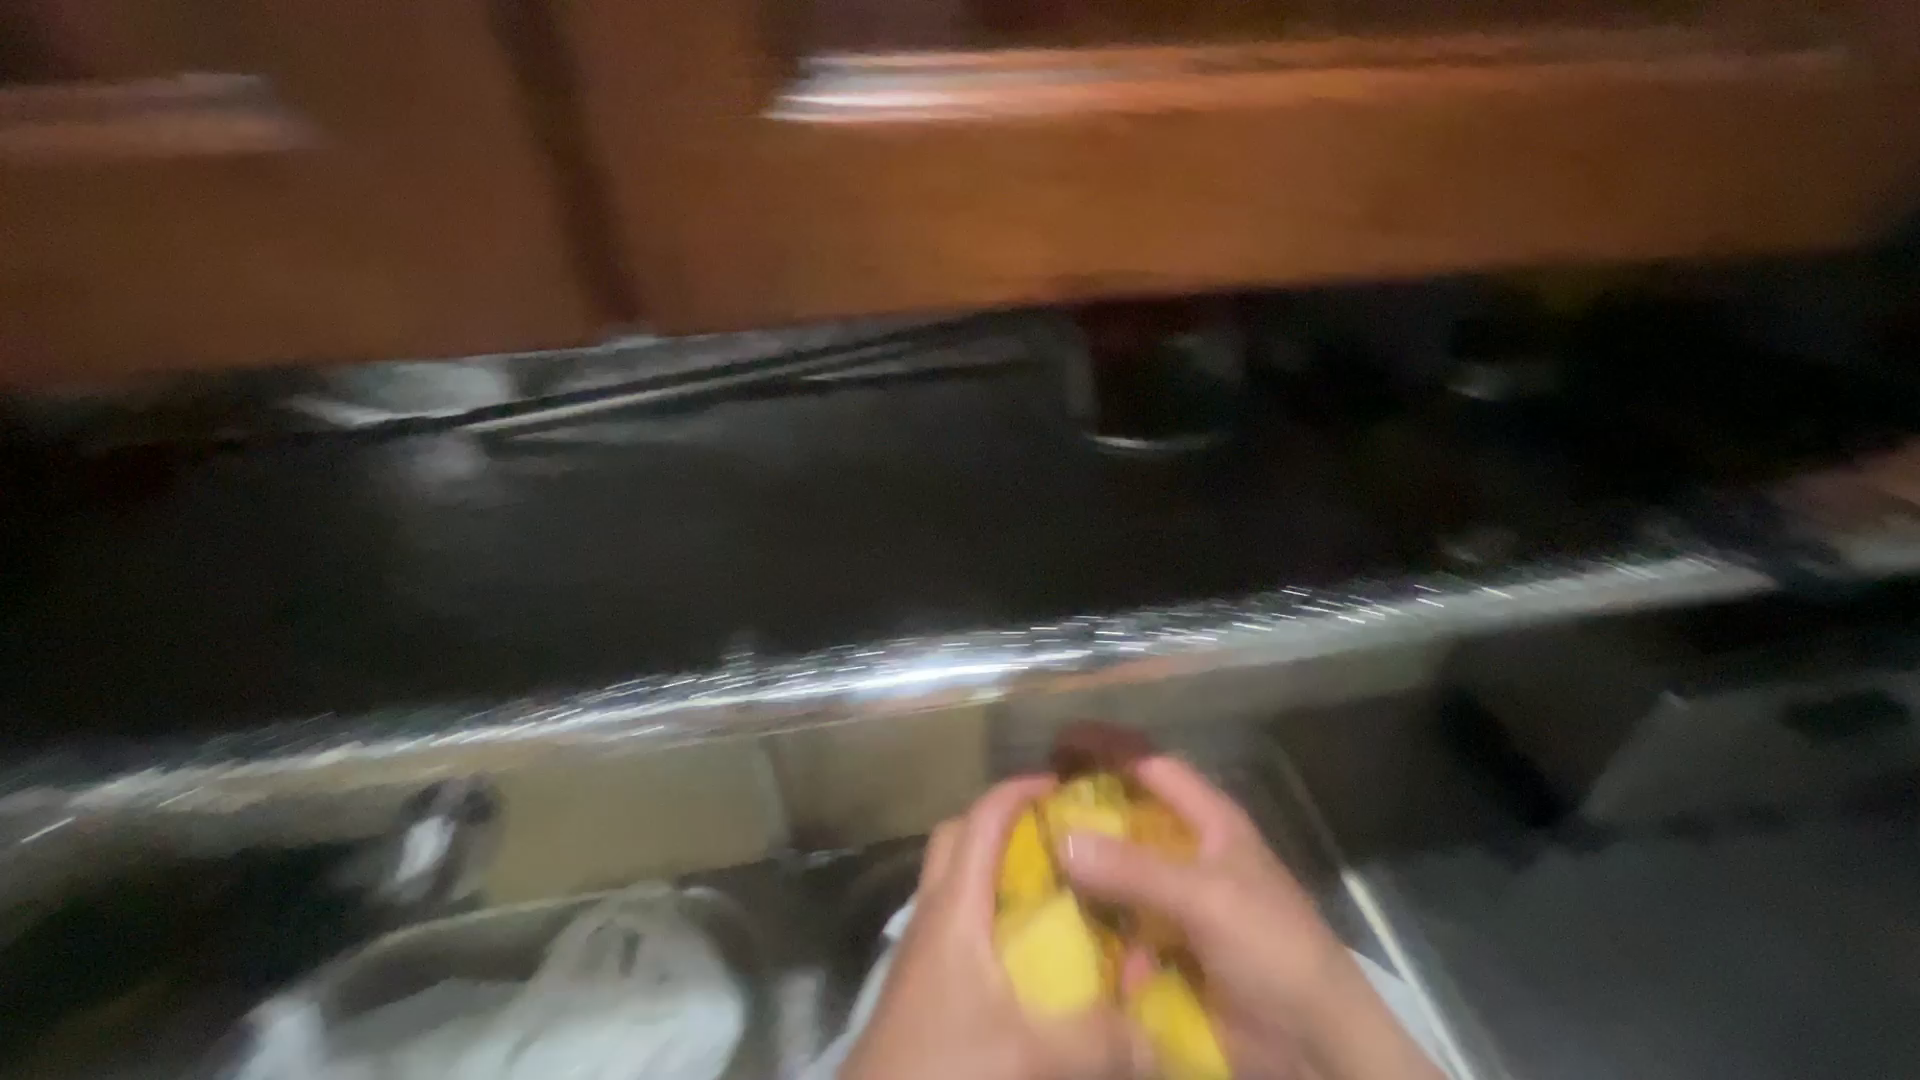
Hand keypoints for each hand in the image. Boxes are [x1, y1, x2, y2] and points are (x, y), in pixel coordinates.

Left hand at [841, 776, 1140, 1079]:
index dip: (1019, 791)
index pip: (982, 820)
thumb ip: (1100, 1039)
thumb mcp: (1030, 1057)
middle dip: (1002, 821)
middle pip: (958, 838)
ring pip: (953, 880)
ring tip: (1051, 889)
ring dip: (994, 869)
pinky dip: (988, 914)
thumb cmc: (943, 1067)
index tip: (1064, 785)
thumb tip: (1159, 1033)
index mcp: (954, 906)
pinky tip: (1025, 954)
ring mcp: (922, 947)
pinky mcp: (922, 981)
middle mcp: (932, 913)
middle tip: (1055, 836)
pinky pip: (956, 921)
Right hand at [1059, 757, 1443, 1079]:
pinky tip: (1057, 931)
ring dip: (1079, 874)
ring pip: (1116, 873)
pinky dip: (1092, 926)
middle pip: (1125, 818)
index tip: (1057, 741)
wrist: (1313, 1043)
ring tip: (1026, 871)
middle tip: (1026, 811)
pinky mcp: (1167, 947)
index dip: (1107, 747)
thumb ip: (1134, 869)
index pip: (1150, 765)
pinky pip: (1118, 924)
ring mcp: (1176, 901)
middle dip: (1080, 812)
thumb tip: (1060, 839)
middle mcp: (1188, 852)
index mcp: (1209, 821)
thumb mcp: (1206, 899)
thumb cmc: (1272, 948)